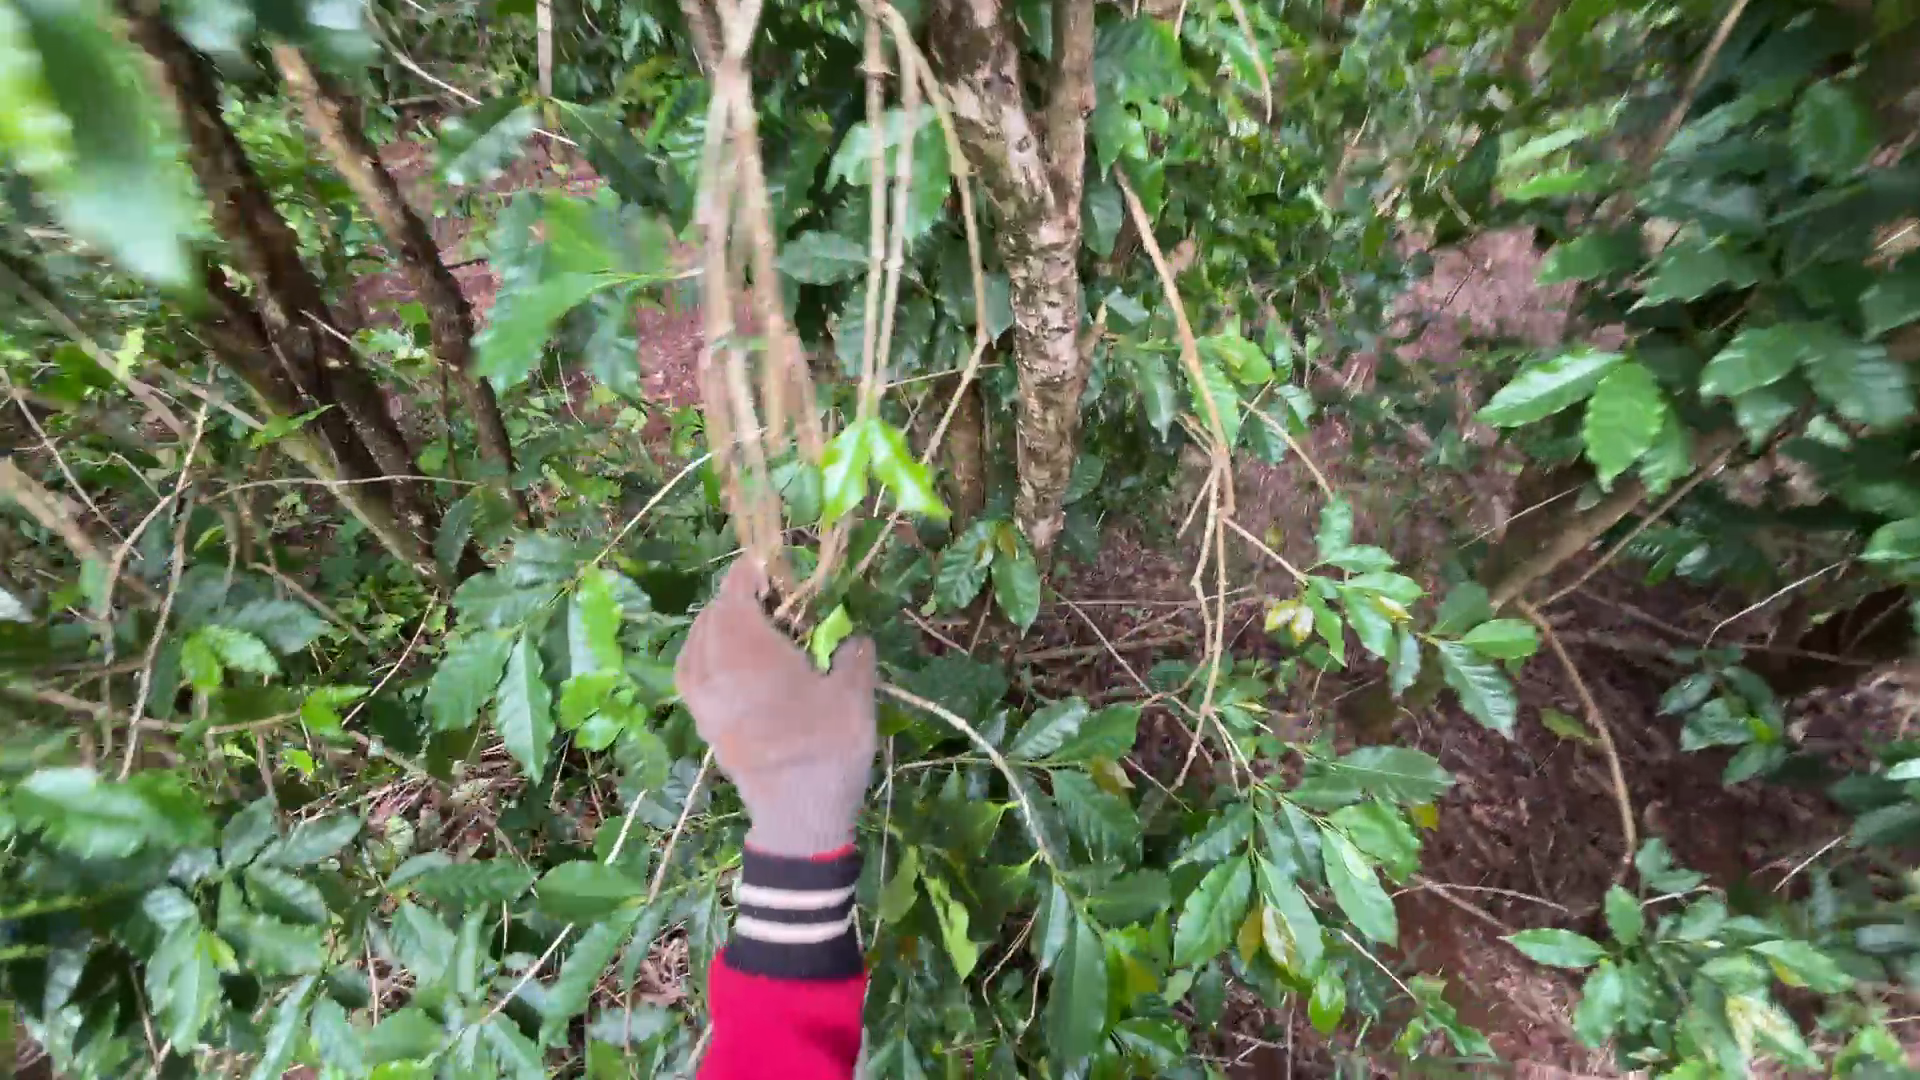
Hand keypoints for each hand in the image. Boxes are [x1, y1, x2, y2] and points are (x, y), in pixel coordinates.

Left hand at [675, 560, 877, 856]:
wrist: (799, 816)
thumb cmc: (828, 747)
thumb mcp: (855, 693)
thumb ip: (853, 654)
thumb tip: (852, 637)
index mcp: (750, 654)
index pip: (734, 596)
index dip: (747, 573)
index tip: (767, 562)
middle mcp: (716, 671)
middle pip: (712, 617)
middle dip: (735, 597)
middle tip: (769, 592)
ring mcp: (704, 700)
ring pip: (695, 644)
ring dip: (716, 623)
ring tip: (746, 620)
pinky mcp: (704, 723)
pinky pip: (690, 672)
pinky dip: (703, 652)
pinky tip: (726, 658)